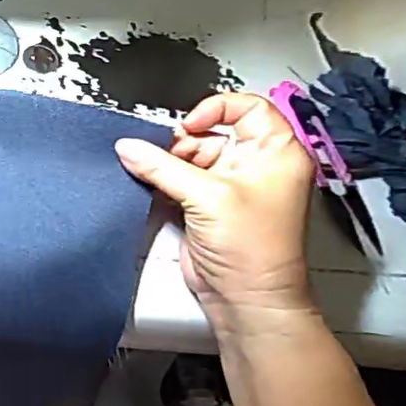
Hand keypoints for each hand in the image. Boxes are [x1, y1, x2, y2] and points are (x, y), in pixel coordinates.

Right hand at [115, 92, 318, 338]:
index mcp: (276, 153)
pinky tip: (153, 185)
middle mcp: (255, 165)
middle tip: (165, 157)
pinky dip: (162, 178)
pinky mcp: (206, 203)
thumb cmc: (256, 252)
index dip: (216, 109)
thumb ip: (161, 166)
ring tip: (157, 176)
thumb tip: (128, 146)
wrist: (245, 297)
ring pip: (190, 155)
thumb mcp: (207, 197)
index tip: (189, 125)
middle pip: (210, 132)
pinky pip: (178, 177)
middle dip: (182, 142)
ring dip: (167, 163)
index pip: (248, 107)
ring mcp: (229, 185)